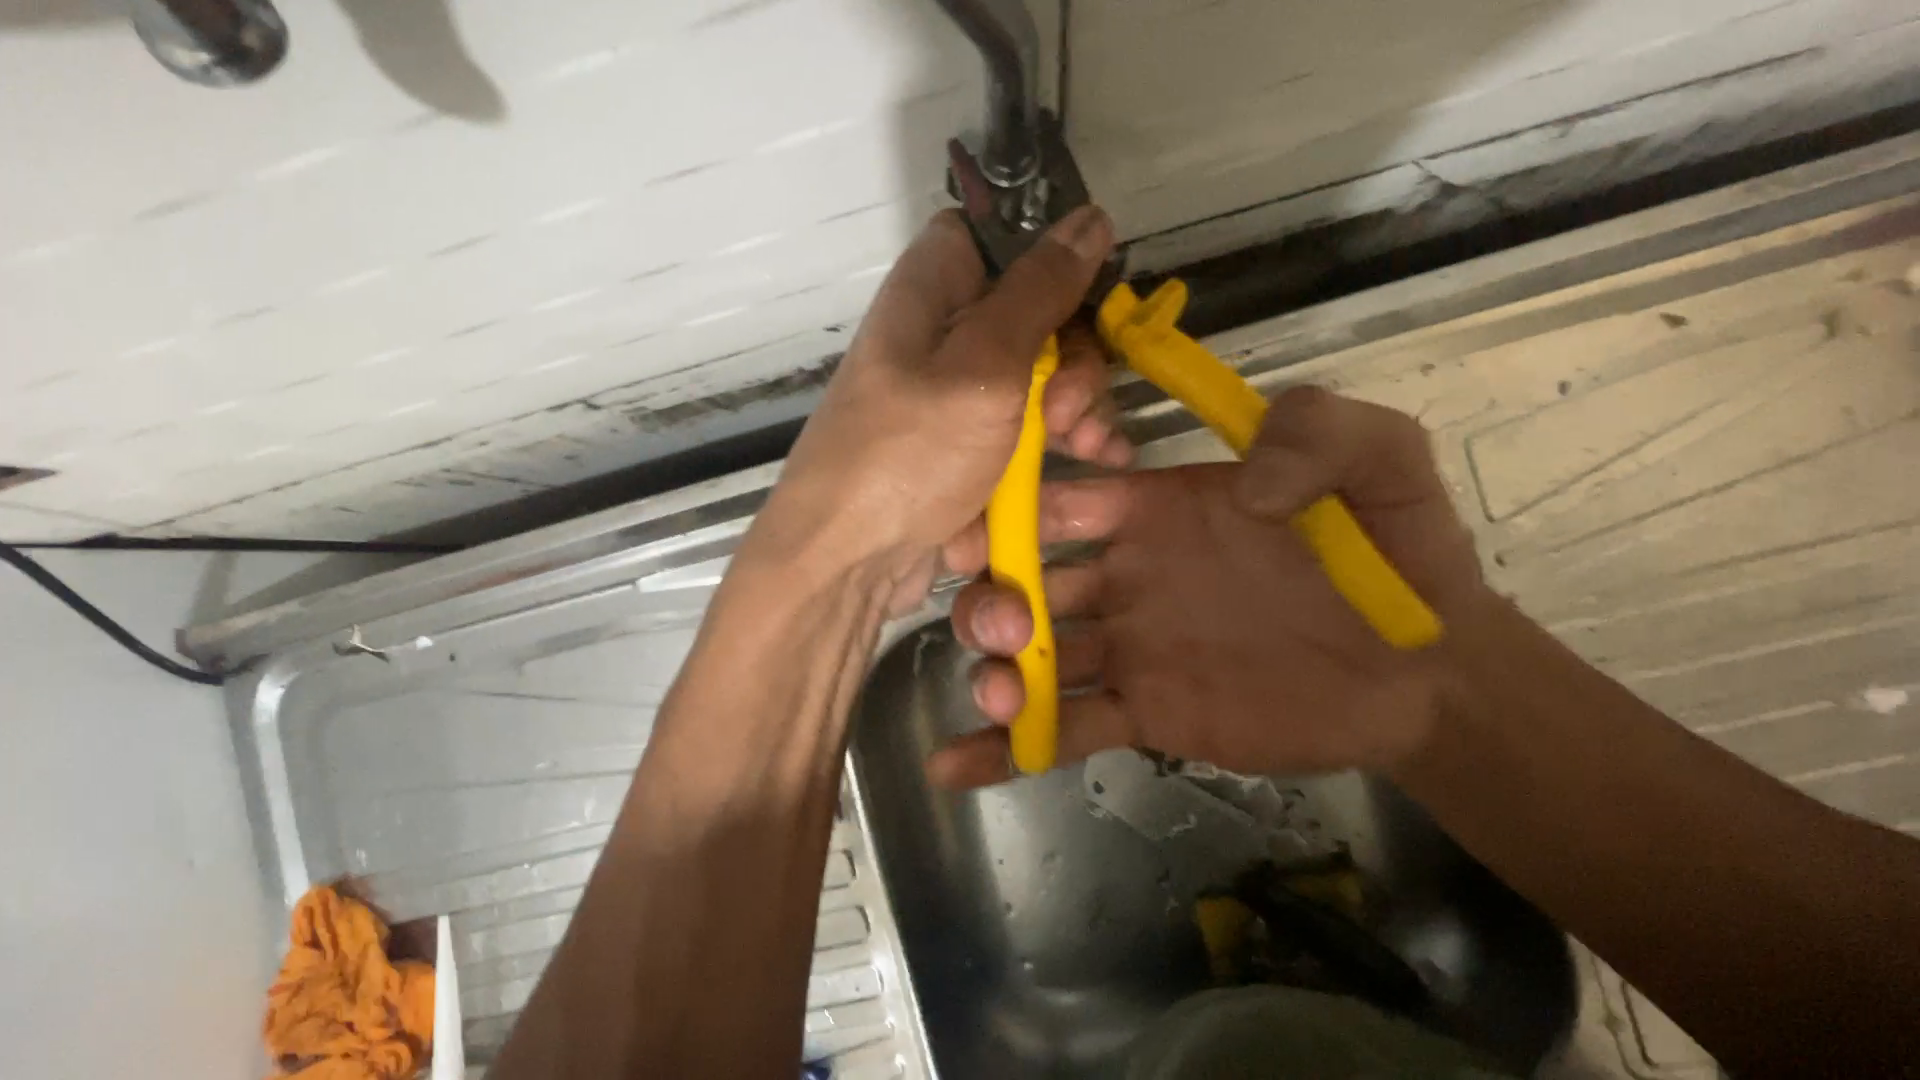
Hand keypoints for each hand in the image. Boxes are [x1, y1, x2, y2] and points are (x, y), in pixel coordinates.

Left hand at [739, 206, 1126, 608]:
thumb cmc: (907, 453)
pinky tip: (1102, 460)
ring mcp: (954, 395)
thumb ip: (1039, 292)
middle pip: (1033, 312)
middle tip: (1068, 406)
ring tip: (1093, 448)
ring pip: (1039, 374)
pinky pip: (1027, 426)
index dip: (1047, 255)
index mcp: (931, 288)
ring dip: (1079, 406)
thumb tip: (1089, 218)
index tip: (1088, 293)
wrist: (847, 561)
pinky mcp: (967, 446)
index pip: (995, 233)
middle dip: (1073, 355)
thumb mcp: (983, 366)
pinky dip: (1064, 441)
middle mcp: (941, 333)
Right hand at [932, 386, 1487, 787]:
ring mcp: (1132, 649)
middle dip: (991, 597)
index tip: (971, 534)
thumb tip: (1238, 491)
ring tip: (1001, 691)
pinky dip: (1008, 749)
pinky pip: (1067, 728)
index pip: (1061, 498)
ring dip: (993, 671)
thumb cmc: (1399, 554)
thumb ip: (1316, 432)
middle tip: (1005, 624)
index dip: (1008, 511)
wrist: (1430, 668)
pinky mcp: (1148, 713)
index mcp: (1160, 508)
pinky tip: (953, 765)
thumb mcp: (1380, 458)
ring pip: (1032, 657)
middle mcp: (1128, 575)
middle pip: (1025, 580)